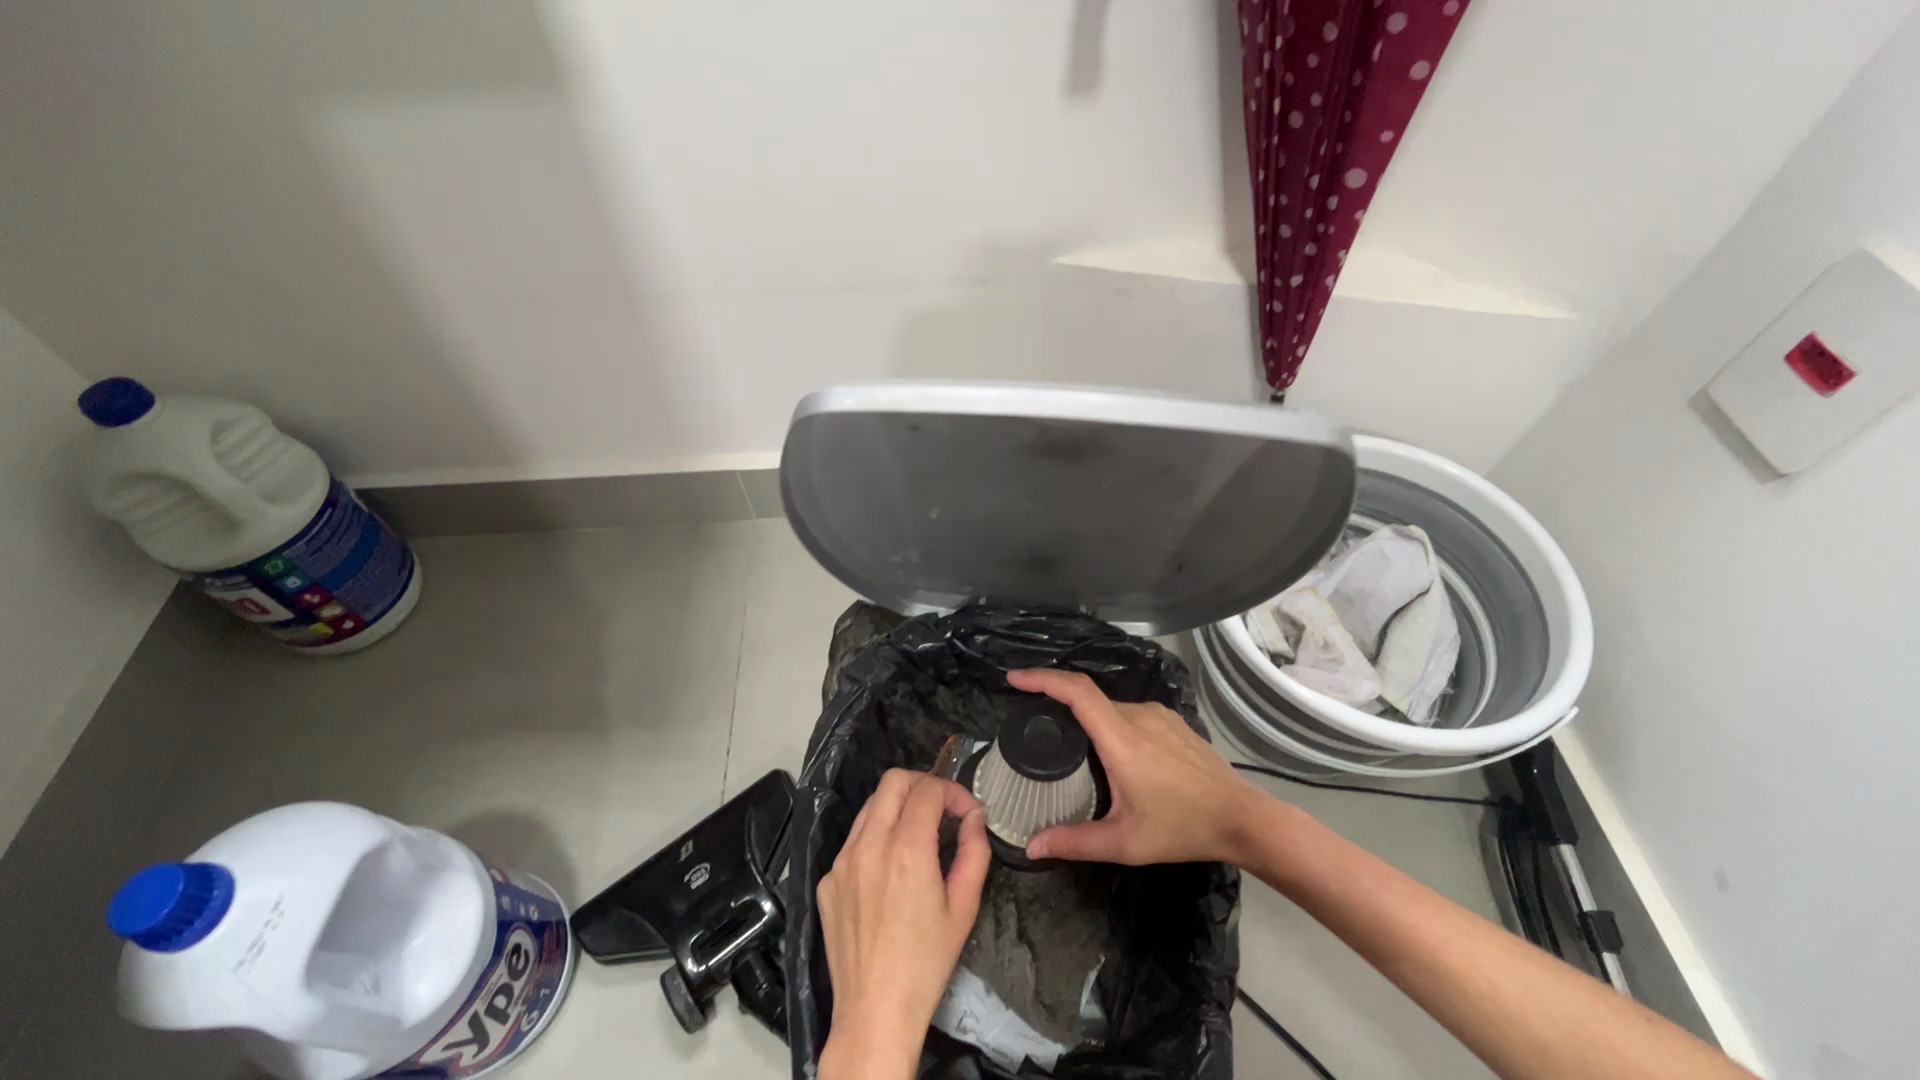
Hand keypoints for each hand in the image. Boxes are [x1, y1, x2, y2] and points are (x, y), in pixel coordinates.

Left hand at [817, 769, 989, 1079]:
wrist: (875, 1009)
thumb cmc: (926, 962)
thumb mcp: (964, 907)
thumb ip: (974, 851)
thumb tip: (975, 817)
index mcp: (906, 849)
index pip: (928, 790)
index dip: (953, 791)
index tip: (967, 811)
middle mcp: (868, 845)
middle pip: (892, 782)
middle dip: (923, 785)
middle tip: (943, 810)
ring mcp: (841, 861)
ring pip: (869, 807)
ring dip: (897, 807)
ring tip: (919, 835)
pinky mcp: (827, 880)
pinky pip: (853, 841)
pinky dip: (876, 837)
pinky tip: (890, 869)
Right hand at [1010, 668, 1269, 864]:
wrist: (1242, 818)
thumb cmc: (1182, 828)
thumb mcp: (1125, 843)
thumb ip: (1075, 842)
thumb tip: (1031, 847)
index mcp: (1121, 738)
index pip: (1076, 691)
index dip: (1042, 678)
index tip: (1014, 678)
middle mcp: (1139, 716)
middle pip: (1089, 697)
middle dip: (1057, 702)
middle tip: (1034, 723)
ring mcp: (1160, 715)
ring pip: (1111, 707)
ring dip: (1087, 718)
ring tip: (1070, 743)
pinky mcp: (1174, 722)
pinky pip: (1131, 713)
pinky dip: (1110, 723)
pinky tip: (1110, 751)